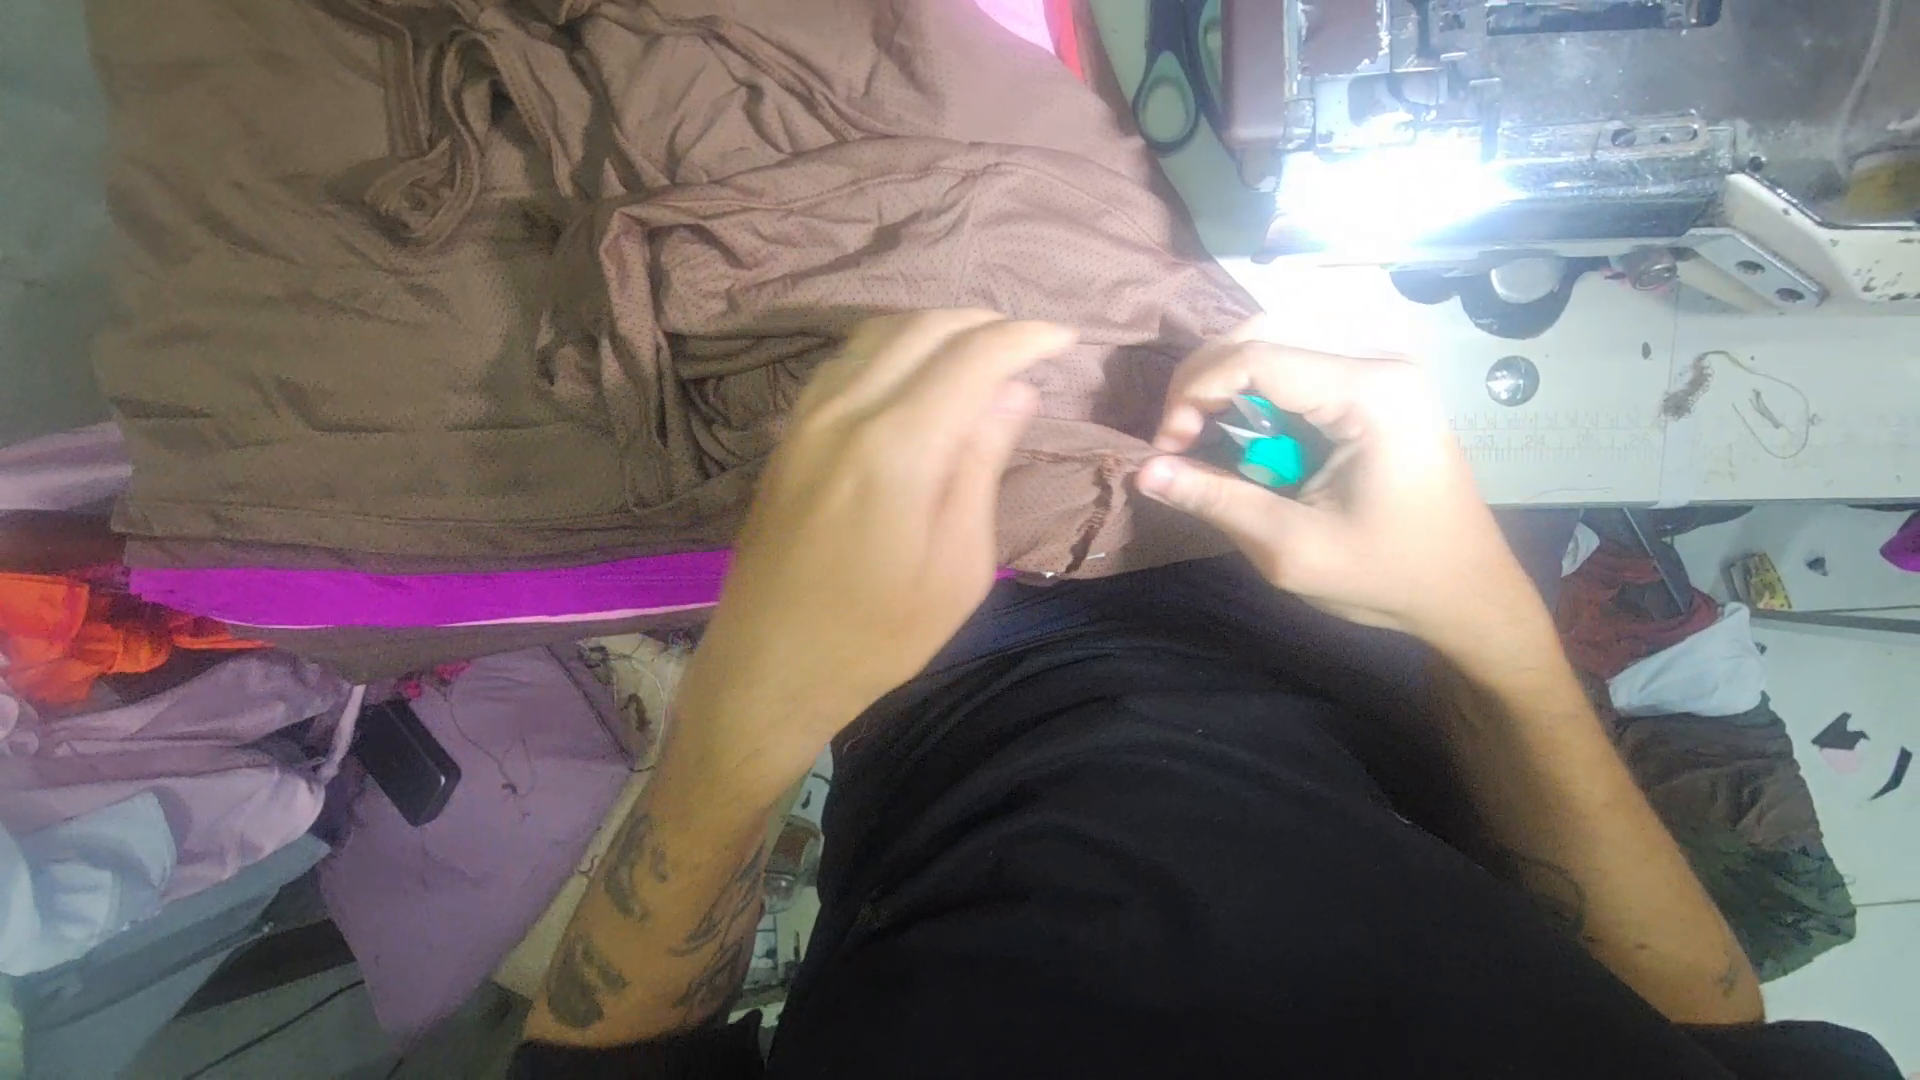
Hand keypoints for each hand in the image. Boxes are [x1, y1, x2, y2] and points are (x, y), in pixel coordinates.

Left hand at [673, 310, 1074, 781]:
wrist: (771, 667)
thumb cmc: (878, 633)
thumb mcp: (957, 565)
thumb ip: (981, 464)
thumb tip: (1016, 391)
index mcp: (897, 444)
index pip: (973, 355)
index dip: (1026, 337)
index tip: (1064, 339)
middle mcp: (845, 411)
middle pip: (923, 328)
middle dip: (985, 322)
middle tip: (1028, 345)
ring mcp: (807, 419)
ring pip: (878, 334)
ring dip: (936, 329)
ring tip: (980, 353)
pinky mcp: (787, 437)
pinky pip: (845, 362)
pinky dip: (891, 348)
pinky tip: (914, 373)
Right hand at [1135, 319, 1543, 654]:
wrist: (1465, 592)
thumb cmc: (1385, 575)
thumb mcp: (1290, 548)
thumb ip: (1216, 500)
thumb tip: (1143, 470)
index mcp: (1370, 393)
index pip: (1253, 355)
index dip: (1193, 392)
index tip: (1167, 447)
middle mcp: (1377, 363)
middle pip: (1260, 333)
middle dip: (1202, 381)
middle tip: (1178, 440)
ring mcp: (1378, 371)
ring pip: (1273, 342)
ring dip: (1223, 384)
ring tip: (1201, 436)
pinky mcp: (1372, 388)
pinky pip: (1295, 367)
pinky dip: (1251, 393)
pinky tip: (1240, 433)